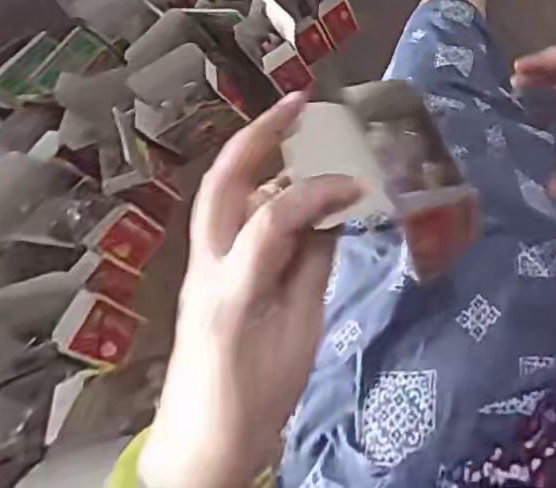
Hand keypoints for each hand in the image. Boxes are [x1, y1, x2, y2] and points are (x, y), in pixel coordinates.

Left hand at [141, 92, 360, 487]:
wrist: (197, 450)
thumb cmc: (254, 401)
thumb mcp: (300, 337)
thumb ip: (315, 267)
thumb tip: (334, 215)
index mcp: (233, 290)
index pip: (274, 216)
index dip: (319, 192)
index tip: (358, 186)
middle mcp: (207, 266)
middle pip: (223, 181)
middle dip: (260, 134)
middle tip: (299, 104)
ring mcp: (199, 265)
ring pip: (222, 191)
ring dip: (259, 154)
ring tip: (298, 131)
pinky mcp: (204, 270)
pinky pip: (231, 213)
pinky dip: (261, 187)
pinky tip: (289, 184)